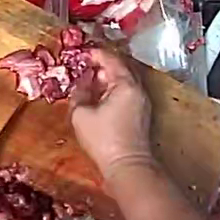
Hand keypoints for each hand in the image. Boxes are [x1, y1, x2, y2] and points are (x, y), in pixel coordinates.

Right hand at [70, 47, 157, 176]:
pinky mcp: (140, 114)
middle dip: (100, 65)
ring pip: (123, 81)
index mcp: (125, 85)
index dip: (94, 54)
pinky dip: (111, 89)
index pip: (110, 59)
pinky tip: (98, 96)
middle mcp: (137, 90)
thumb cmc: (103, 139)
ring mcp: (141, 102)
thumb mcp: (80, 114)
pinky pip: (126, 93)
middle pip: (120, 68)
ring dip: (106, 78)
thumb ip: (78, 93)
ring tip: (88, 80)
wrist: (127, 166)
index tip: (80, 53)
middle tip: (83, 65)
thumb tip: (79, 84)